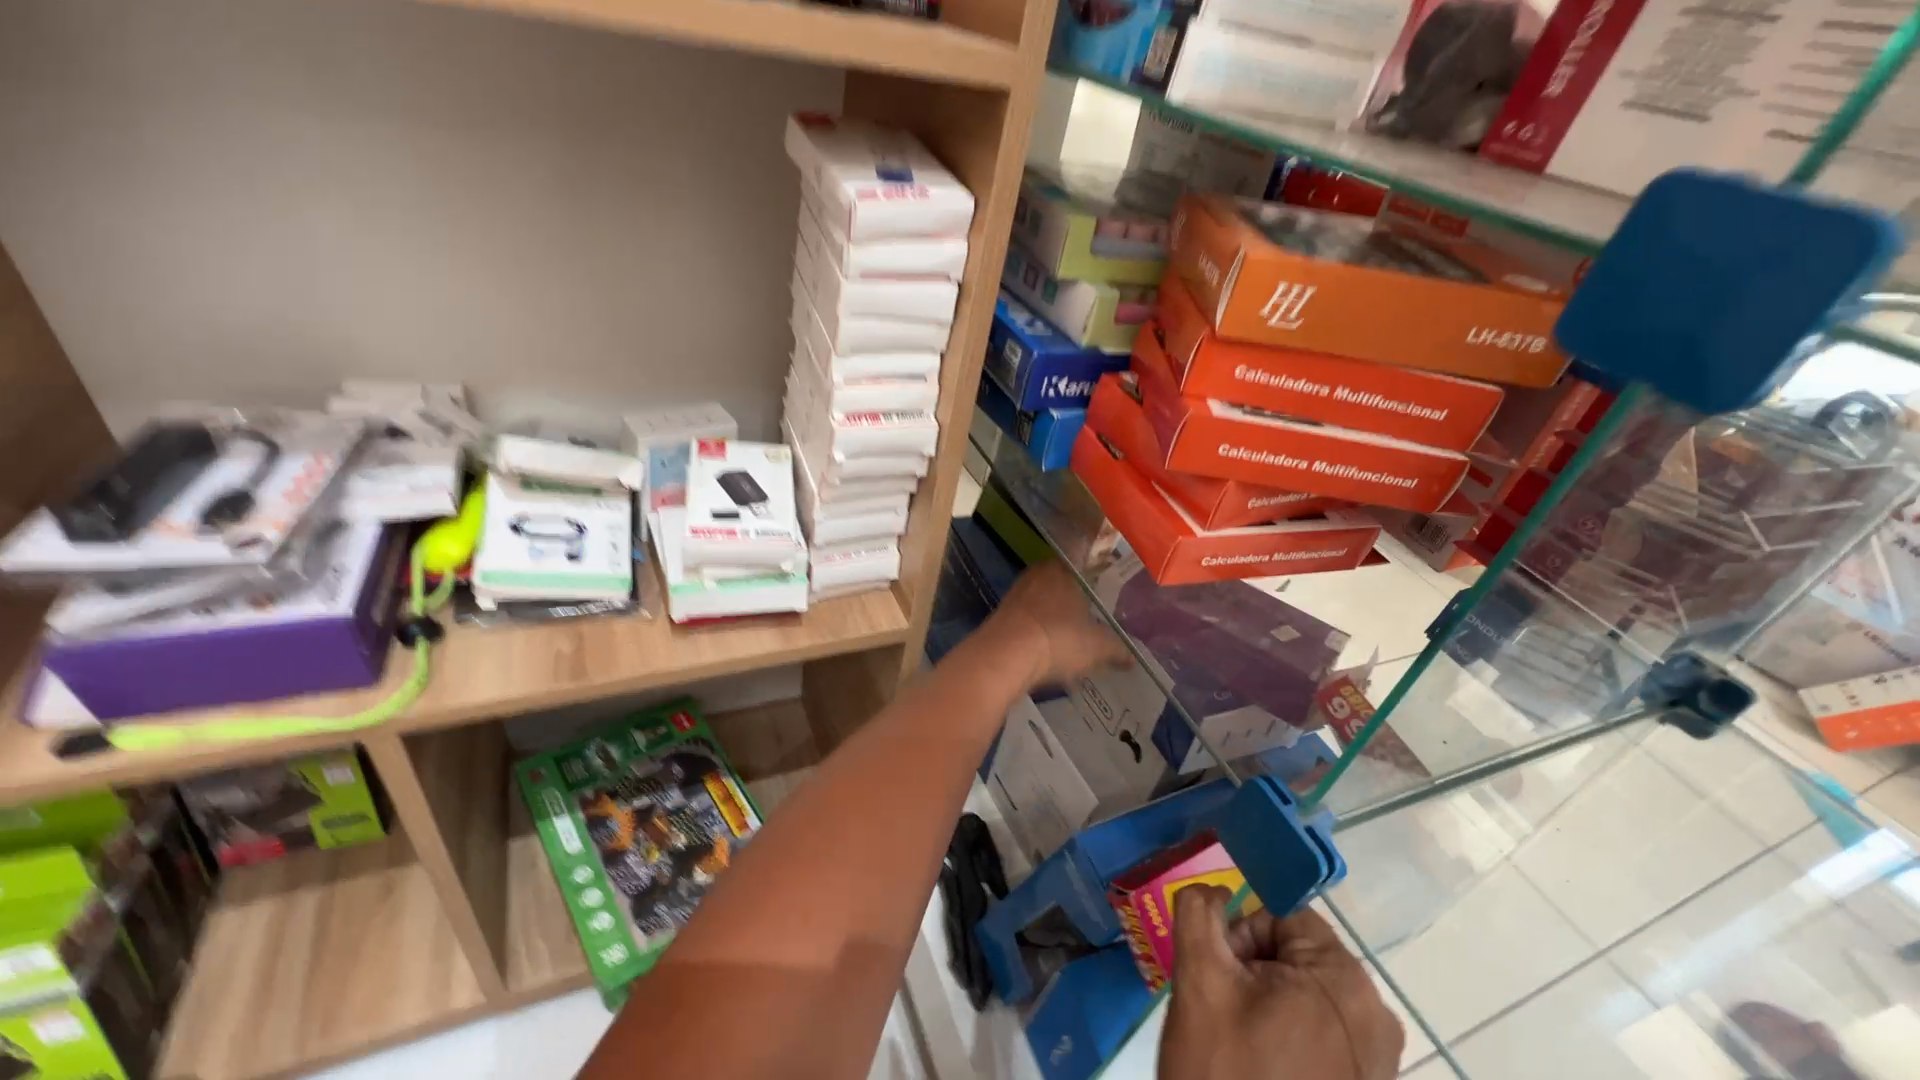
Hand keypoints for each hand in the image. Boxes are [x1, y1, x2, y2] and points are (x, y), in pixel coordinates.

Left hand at [985, 561, 1130, 690]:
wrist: (1005, 655)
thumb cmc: (1060, 639)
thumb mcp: (1098, 647)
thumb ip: (1117, 649)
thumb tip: (1131, 658)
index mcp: (1066, 570)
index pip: (1085, 565)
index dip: (1097, 579)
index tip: (1106, 594)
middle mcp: (1039, 573)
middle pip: (1062, 583)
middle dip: (1074, 600)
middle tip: (1090, 618)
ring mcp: (1016, 593)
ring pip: (1042, 601)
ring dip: (1052, 617)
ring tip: (1069, 637)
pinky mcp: (1000, 614)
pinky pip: (1026, 619)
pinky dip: (1035, 631)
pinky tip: (1044, 648)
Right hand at [1160, 886, 1403, 1079]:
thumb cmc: (1225, 1072)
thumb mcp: (1199, 982)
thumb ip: (1198, 915)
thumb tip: (1209, 890)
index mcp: (1346, 980)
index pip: (1284, 916)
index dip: (1241, 936)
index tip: (1220, 975)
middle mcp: (1378, 1014)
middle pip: (1298, 954)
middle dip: (1254, 971)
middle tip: (1226, 1011)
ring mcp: (1379, 1058)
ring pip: (1307, 994)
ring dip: (1269, 1003)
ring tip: (1241, 1042)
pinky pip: (1323, 1032)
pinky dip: (1290, 1037)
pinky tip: (1264, 1066)